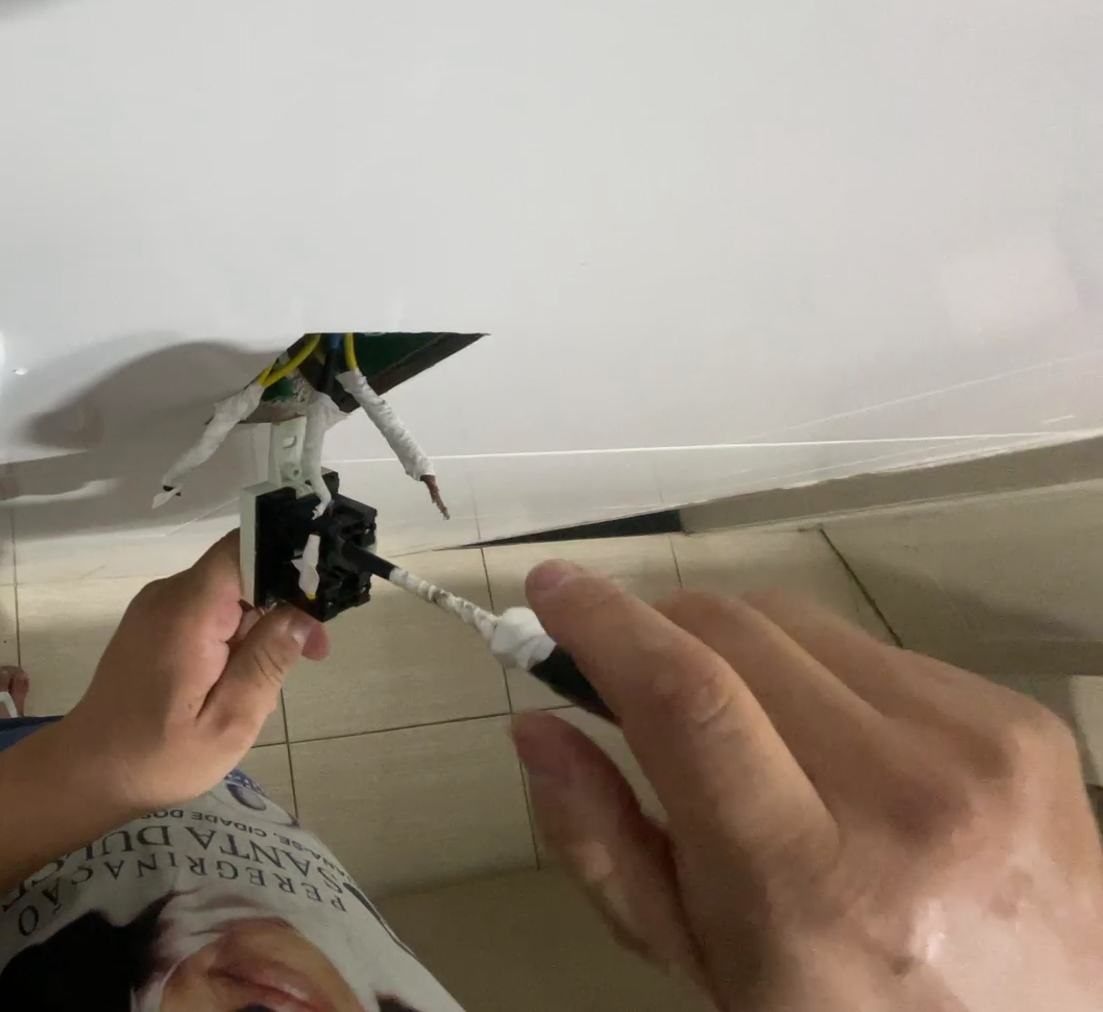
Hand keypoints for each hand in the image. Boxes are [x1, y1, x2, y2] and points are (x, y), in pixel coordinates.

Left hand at [47, 532, 328, 813]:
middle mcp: (168, 595)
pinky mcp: (153, 622)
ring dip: (256, 627)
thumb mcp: (228, 722)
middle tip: (312, 655)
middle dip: (281, 605)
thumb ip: (266, 662)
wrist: (91, 768)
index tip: (319, 598)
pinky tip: (236, 679)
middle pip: (239, 571)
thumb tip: (300, 613)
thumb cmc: (159, 755)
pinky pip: (205, 611)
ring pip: (226, 594)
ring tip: (266, 684)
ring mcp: (156, 606)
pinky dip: (231, 636)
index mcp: (186, 611)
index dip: (286, 559)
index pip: (241, 548)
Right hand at [512, 560, 1102, 1009]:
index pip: (686, 699)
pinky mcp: (1021, 721)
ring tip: (733, 714)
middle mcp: (906, 797)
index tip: (549, 586)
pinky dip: (798, 664)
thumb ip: (590, 834)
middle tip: (627, 671)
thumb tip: (534, 723)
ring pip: (782, 617)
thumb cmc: (818, 999)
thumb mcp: (676, 943)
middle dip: (650, 627)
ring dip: (722, 643)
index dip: (604, 622)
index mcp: (802, 874)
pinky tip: (817, 732)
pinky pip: (854, 641)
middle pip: (728, 631)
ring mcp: (979, 750)